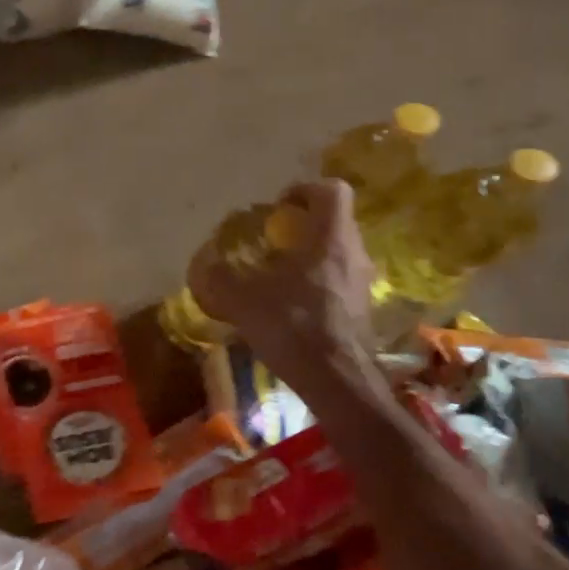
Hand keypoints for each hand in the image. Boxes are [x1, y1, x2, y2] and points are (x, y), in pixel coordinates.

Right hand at [187, 179, 376, 392]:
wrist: (337, 378)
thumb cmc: (293, 327)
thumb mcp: (243, 301)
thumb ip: (222, 279)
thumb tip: (205, 267)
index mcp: (331, 239)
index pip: (331, 191)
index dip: (304, 190)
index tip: (278, 206)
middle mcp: (354, 253)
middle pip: (334, 222)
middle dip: (303, 227)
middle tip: (271, 243)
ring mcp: (363, 282)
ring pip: (337, 253)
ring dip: (310, 257)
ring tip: (278, 277)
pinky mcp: (362, 309)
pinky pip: (338, 281)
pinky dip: (316, 284)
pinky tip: (291, 307)